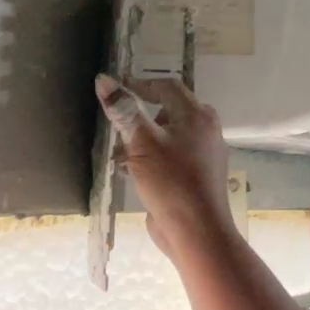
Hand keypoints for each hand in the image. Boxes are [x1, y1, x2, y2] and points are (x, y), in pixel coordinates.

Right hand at [94, 74, 233, 256]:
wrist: (196, 231)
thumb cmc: (170, 181)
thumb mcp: (141, 141)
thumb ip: (123, 110)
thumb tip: (103, 79)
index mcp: (196, 117)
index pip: (167, 87)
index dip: (139, 83)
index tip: (115, 89)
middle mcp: (205, 131)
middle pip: (170, 110)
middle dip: (141, 113)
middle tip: (118, 120)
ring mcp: (204, 155)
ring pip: (168, 134)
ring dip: (142, 137)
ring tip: (118, 151)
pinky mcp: (197, 176)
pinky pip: (171, 155)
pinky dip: (151, 155)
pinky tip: (130, 171)